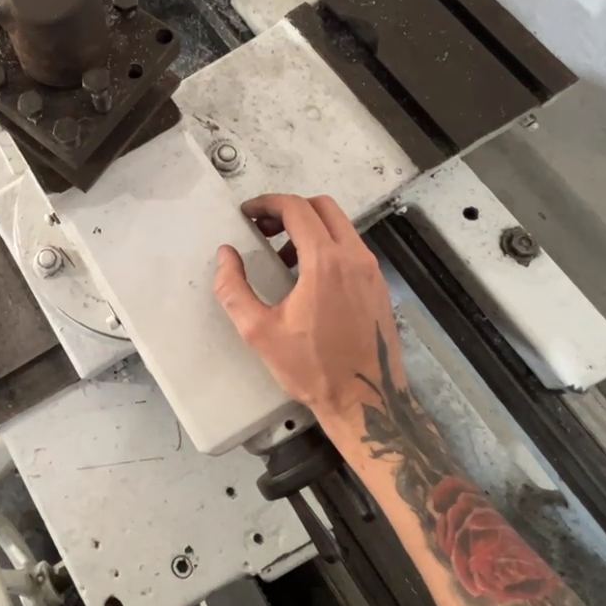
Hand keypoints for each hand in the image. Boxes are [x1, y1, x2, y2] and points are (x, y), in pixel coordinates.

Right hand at [213, 194, 399, 429]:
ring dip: (309, 227)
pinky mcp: (379, 286)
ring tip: (283, 254)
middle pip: (322, 207)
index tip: (248, 214)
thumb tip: (226, 256)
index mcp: (324, 263)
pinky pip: (352, 248)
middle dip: (289, 210)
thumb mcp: (258, 331)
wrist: (367, 402)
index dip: (267, 203)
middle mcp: (354, 259)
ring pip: (341, 225)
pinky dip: (328, 245)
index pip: (296, 209)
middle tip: (264, 229)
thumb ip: (233, 288)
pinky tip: (308, 276)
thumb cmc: (312, 369)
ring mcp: (372, 272)